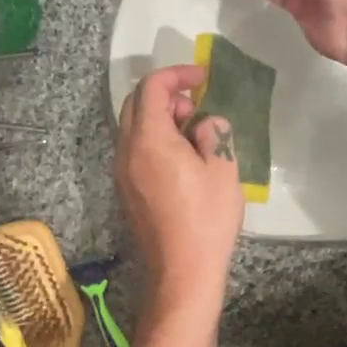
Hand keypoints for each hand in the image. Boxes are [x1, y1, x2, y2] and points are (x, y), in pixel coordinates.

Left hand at [115, 65, 242, 317]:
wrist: (181, 272)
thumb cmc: (206, 219)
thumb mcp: (224, 170)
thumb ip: (215, 135)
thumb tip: (206, 124)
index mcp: (149, 139)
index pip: (152, 88)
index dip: (177, 75)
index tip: (202, 77)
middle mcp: (126, 151)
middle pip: (134, 104)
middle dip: (165, 95)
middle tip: (196, 105)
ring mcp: (122, 173)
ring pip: (132, 128)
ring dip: (160, 119)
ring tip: (194, 133)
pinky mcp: (126, 192)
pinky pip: (134, 151)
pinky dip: (154, 141)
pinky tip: (182, 159)